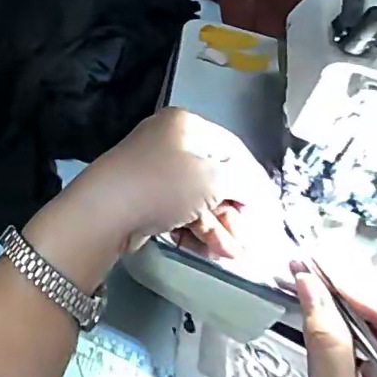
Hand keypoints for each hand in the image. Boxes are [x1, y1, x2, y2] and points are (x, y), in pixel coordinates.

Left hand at [24, 108, 282, 291]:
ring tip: (229, 252)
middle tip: (246, 237)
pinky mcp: (146, 198)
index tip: (270, 211)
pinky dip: (197, 230)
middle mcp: (170, 142)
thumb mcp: (213, 178)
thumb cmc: (164, 183)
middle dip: (234, 210)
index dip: (254, 181)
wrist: (106, 210)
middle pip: (216, 177)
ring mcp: (156, 170)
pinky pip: (181, 212)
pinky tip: (211, 250)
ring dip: (219, 226)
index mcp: (186, 124)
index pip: (232, 149)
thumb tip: (257, 192)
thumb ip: (244, 183)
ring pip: (200, 199)